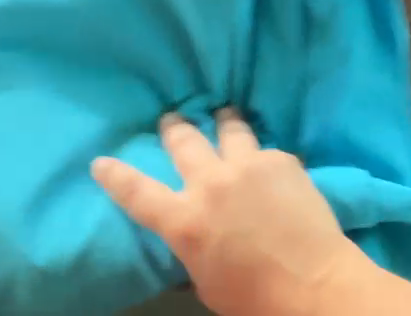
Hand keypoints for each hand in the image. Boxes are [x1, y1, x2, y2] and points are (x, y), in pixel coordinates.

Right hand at [92, 110, 368, 315]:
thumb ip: (194, 242)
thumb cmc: (252, 297)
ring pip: (228, 128)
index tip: (100, 160)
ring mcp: (247, 165)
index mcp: (185, 220)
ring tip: (224, 114)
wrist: (310, 283)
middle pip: (184, 141)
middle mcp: (211, 183)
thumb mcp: (205, 277)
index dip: (116, 176)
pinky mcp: (279, 159)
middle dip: (174, 127)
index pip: (138, 194)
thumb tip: (197, 226)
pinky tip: (271, 166)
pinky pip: (264, 151)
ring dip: (223, 121)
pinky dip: (262, 158)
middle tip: (171, 118)